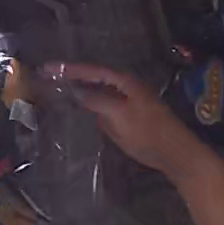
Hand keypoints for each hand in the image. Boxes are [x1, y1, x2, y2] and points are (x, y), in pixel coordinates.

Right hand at [44, 62, 207, 180]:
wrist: (177, 156)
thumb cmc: (150, 133)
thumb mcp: (120, 115)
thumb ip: (97, 101)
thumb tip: (75, 92)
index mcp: (125, 82)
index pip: (91, 70)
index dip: (68, 69)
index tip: (47, 68)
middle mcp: (124, 88)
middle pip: (92, 78)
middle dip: (70, 76)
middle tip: (46, 76)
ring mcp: (124, 102)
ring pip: (96, 91)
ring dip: (76, 88)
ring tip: (54, 88)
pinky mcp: (124, 116)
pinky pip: (100, 104)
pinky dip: (85, 103)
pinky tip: (73, 107)